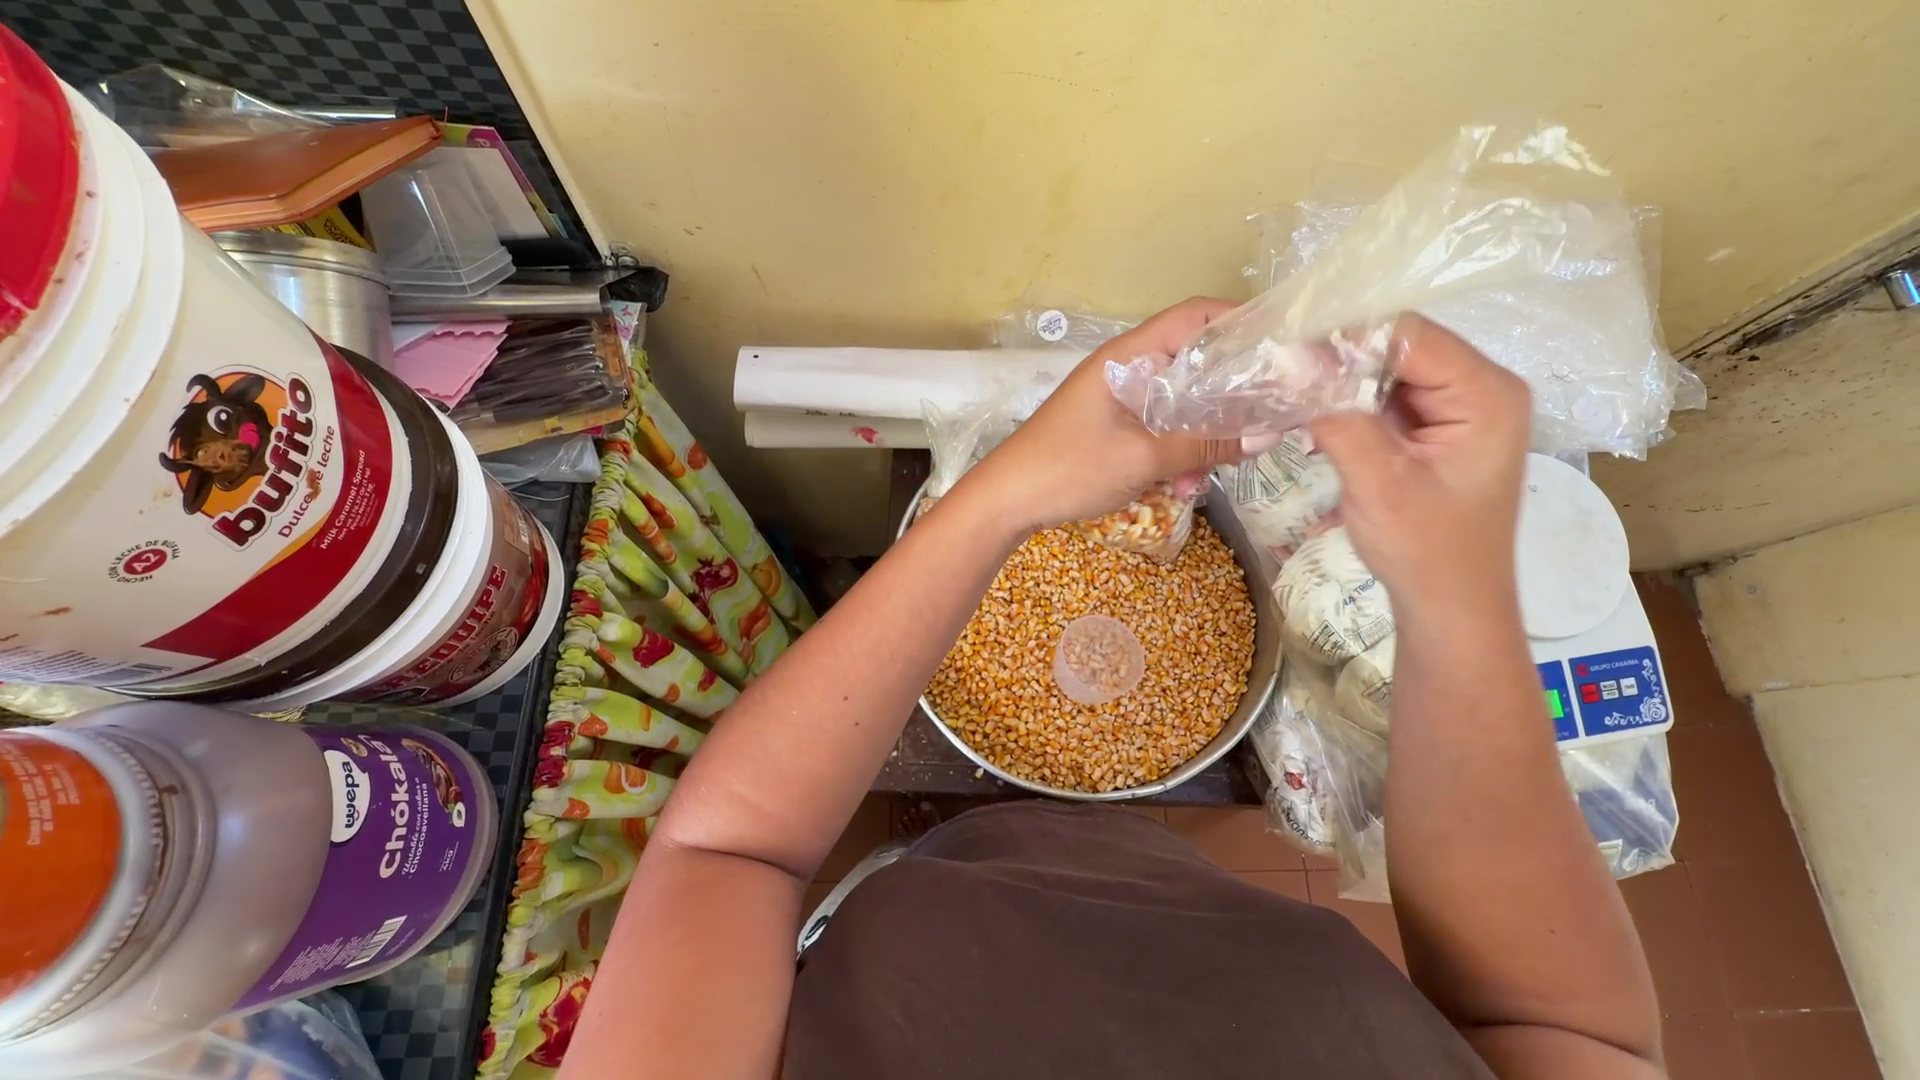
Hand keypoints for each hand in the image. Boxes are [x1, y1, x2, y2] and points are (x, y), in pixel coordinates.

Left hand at [960, 297, 1268, 531]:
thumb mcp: (1141, 457)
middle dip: (1227, 399)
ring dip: (1199, 440)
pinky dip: (1175, 455)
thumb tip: (1267, 435)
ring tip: (1201, 479)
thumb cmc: (1067, 468)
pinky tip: (1179, 489)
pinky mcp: (1113, 429)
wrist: (1006, 502)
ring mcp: (1119, 400)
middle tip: (1260, 424)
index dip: (1241, 321)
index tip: (1282, 346)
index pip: (1195, 316)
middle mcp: (1126, 369)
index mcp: (1129, 357)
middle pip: (1195, 365)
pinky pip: (1160, 431)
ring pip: (1180, 407)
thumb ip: (1203, 444)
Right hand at [1308, 314, 1531, 617]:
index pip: (1408, 336)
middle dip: (1337, 359)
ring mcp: (1457, 409)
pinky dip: (1346, 405)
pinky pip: (1384, 398)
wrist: (1449, 605)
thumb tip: (1288, 363)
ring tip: (1286, 393)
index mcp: (1486, 393)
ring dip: (1337, 383)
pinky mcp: (1434, 429)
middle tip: (1278, 374)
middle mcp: (1479, 388)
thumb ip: (1337, 416)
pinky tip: (1310, 416)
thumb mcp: (1377, 481)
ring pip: (1385, 371)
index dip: (1345, 338)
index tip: (1285, 355)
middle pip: (1397, 348)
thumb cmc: (1425, 550)